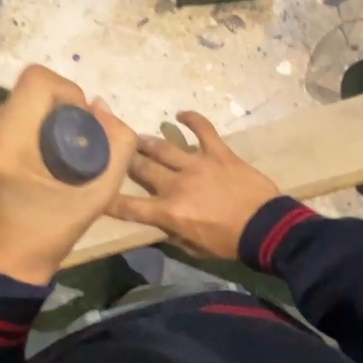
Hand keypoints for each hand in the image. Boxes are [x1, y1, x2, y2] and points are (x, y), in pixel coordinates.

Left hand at [0, 65, 138, 284]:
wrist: (8, 264)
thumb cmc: (52, 233)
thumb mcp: (99, 194)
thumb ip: (117, 145)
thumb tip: (101, 106)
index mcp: (6, 144)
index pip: (37, 80)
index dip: (69, 92)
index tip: (82, 124)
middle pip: (28, 90)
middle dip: (59, 106)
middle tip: (75, 140)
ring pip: (18, 102)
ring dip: (44, 116)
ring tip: (58, 150)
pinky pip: (8, 117)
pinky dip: (29, 127)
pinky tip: (40, 157)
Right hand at [109, 111, 281, 260]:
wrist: (266, 228)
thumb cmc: (229, 243)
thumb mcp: (194, 248)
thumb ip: (173, 234)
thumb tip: (161, 225)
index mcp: (169, 212)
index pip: (129, 207)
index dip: (109, 201)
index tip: (96, 195)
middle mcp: (176, 184)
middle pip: (142, 169)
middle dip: (125, 161)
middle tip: (115, 154)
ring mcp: (197, 165)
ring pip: (164, 147)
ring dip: (147, 142)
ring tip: (136, 138)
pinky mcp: (219, 153)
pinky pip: (203, 129)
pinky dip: (191, 119)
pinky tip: (180, 113)